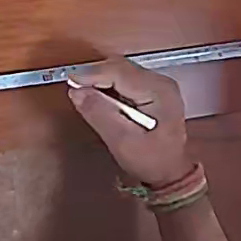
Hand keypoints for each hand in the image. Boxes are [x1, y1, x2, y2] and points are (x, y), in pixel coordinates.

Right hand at [67, 57, 192, 186]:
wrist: (169, 173)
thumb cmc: (151, 161)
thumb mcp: (122, 141)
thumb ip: (100, 114)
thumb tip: (77, 92)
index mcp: (159, 92)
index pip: (119, 71)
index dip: (91, 75)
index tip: (70, 82)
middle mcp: (159, 82)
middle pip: (118, 66)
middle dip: (93, 76)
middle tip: (75, 91)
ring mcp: (155, 84)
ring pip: (117, 70)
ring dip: (98, 80)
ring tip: (84, 96)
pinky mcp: (148, 90)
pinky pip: (120, 79)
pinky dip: (105, 86)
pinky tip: (98, 100)